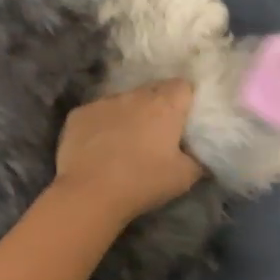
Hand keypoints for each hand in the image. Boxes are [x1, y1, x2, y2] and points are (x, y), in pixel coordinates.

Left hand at [52, 81, 203, 223]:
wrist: (90, 193)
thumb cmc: (143, 182)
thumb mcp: (185, 177)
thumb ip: (198, 159)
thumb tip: (200, 154)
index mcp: (164, 105)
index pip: (183, 86)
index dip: (185, 100)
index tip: (184, 120)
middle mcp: (134, 95)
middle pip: (151, 91)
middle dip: (156, 107)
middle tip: (156, 134)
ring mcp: (103, 102)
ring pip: (122, 102)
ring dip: (127, 115)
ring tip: (124, 143)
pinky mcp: (78, 114)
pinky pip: (96, 114)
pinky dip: (101, 125)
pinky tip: (98, 148)